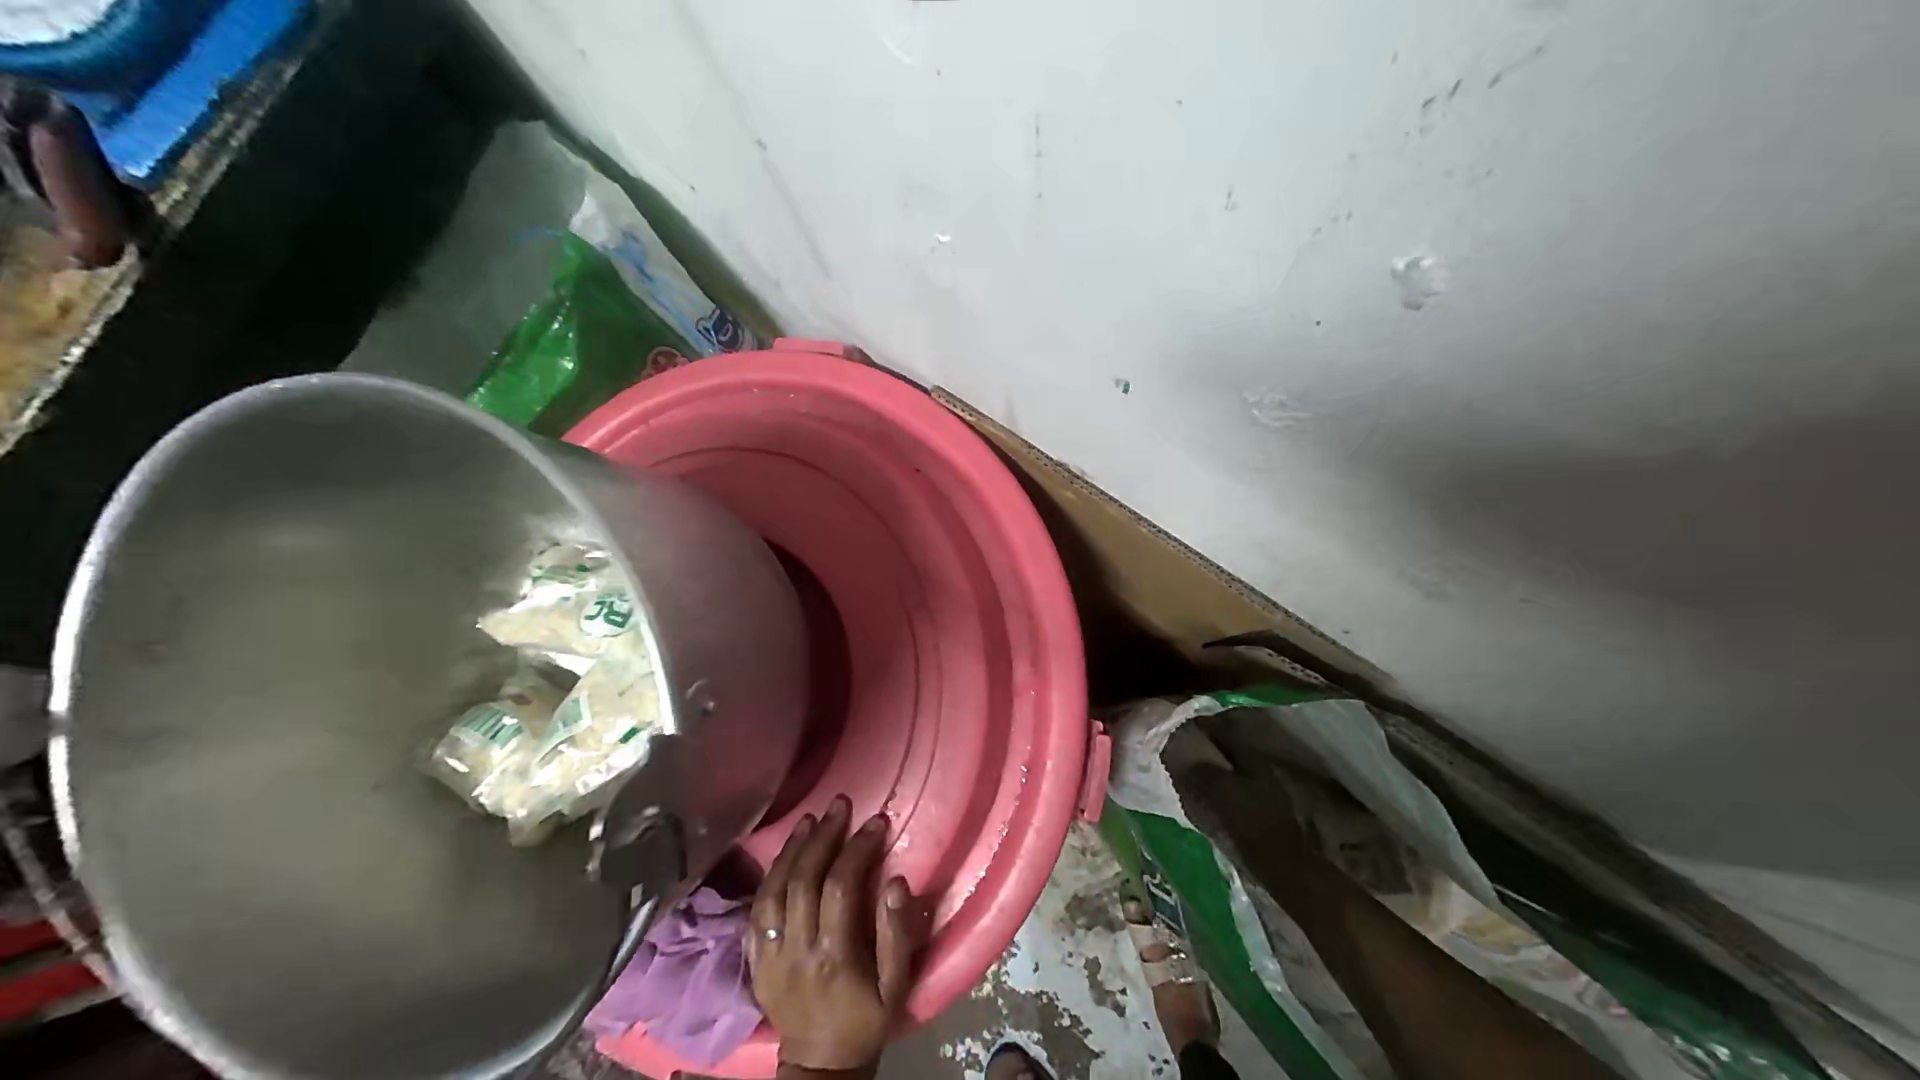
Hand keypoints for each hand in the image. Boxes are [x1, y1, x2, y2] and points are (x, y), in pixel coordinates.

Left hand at [748, 795, 916, 1073]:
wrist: (821, 1064)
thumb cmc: (866, 1019)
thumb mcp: (897, 985)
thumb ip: (898, 934)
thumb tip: (897, 881)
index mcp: (834, 956)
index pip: (841, 887)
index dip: (858, 849)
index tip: (876, 821)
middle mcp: (796, 951)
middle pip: (803, 880)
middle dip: (823, 837)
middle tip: (840, 805)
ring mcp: (769, 956)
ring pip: (774, 890)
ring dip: (792, 849)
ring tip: (810, 819)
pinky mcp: (755, 961)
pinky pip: (755, 911)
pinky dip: (769, 877)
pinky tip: (784, 855)